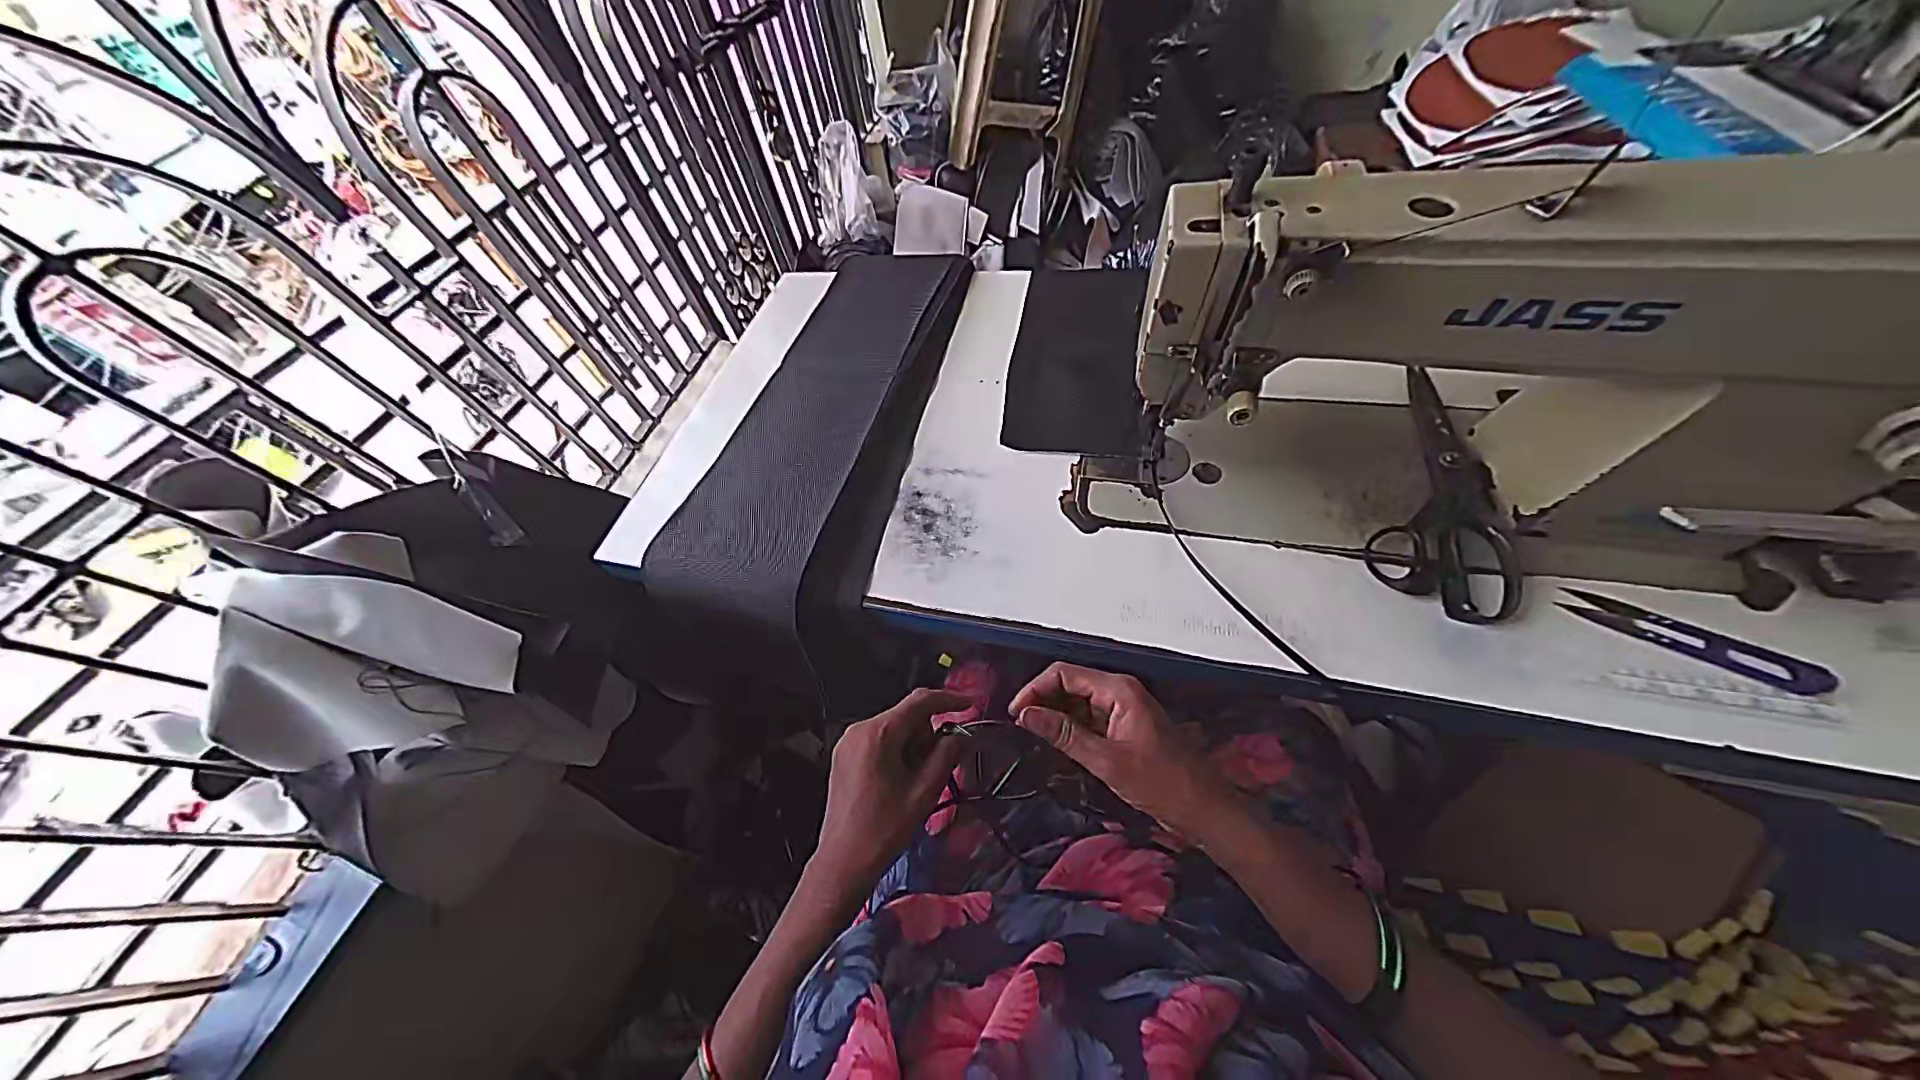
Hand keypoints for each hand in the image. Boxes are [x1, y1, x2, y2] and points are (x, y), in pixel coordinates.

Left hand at [811, 688, 970, 888]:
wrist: (844, 862)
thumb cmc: (883, 830)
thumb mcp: (925, 791)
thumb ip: (948, 755)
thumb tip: (962, 736)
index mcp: (878, 733)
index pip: (920, 701)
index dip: (950, 699)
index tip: (970, 703)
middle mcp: (859, 731)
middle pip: (907, 716)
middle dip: (927, 736)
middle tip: (933, 769)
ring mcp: (849, 742)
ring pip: (895, 728)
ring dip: (912, 747)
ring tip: (913, 782)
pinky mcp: (845, 756)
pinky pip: (880, 740)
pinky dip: (897, 752)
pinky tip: (899, 781)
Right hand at [1011, 663, 1245, 841]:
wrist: (1201, 807)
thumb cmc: (1164, 783)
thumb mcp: (1105, 760)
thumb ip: (1063, 734)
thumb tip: (1028, 715)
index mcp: (1119, 690)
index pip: (1064, 674)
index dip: (1035, 689)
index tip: (1017, 711)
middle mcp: (1120, 692)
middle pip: (1070, 684)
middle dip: (1043, 700)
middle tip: (1022, 724)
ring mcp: (1122, 708)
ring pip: (1078, 701)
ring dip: (1055, 714)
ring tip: (1035, 734)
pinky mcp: (1123, 726)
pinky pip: (1089, 717)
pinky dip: (1070, 726)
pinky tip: (1057, 741)